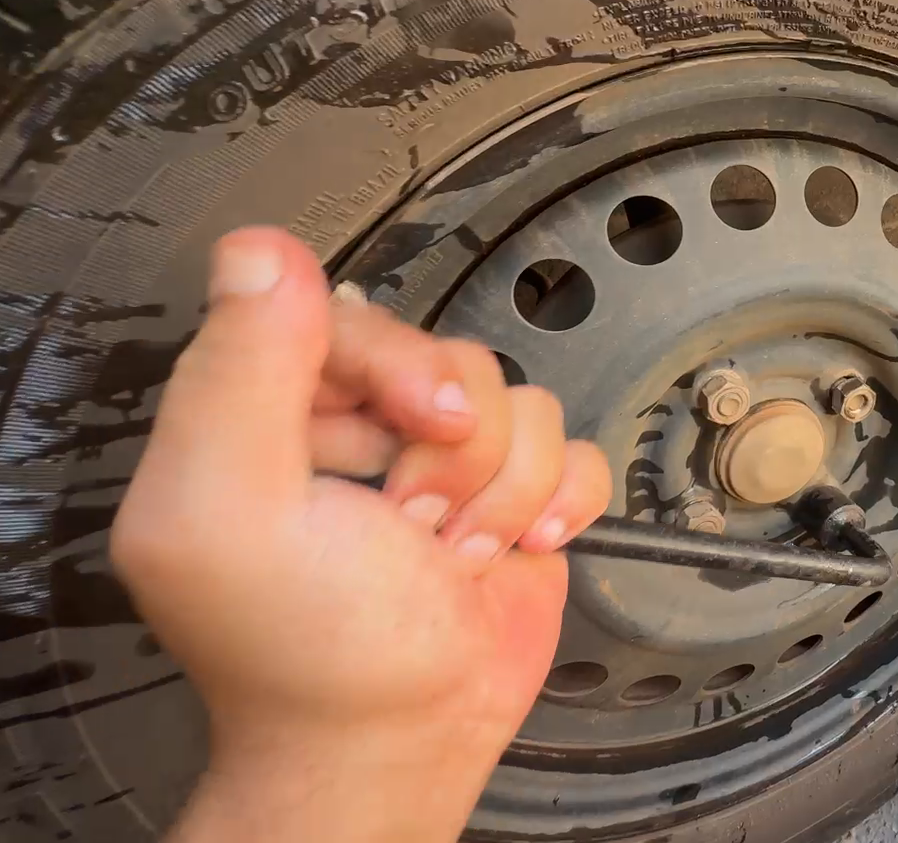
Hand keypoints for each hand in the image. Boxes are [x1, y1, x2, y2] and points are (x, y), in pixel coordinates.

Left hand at [109, 228, 612, 842]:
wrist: (410, 728)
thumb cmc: (310, 644)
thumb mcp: (234, 512)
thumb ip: (243, 376)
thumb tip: (260, 252)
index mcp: (288, 417)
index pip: (363, 320)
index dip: (406, 364)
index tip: (421, 425)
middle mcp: (380, 428)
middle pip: (465, 362)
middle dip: (461, 450)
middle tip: (417, 518)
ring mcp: (465, 460)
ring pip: (532, 406)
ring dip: (507, 491)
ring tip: (459, 549)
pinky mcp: (530, 491)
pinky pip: (579, 452)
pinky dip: (563, 504)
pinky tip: (523, 547)